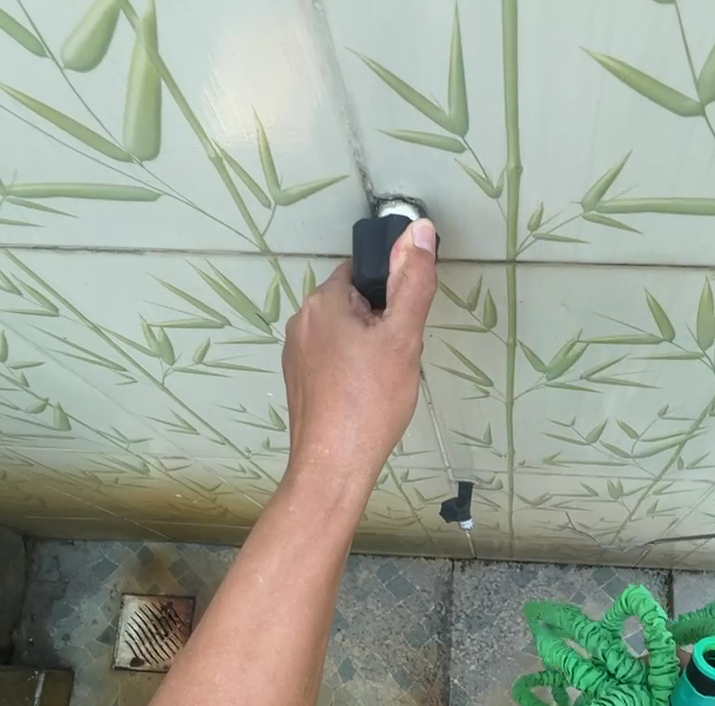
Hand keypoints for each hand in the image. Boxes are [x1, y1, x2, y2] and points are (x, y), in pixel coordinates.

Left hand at [279, 218, 438, 494]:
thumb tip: (418, 231)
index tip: (403, 325)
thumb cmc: (369, 403)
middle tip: (398, 359)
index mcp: (323, 301)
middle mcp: (302, 321)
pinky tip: (365, 397)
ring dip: (367, 349)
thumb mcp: (402, 338)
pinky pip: (332, 361)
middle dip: (380, 324)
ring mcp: (296, 354)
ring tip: (383, 382)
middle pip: (354, 304)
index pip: (363, 272)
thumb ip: (413, 283)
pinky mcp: (299, 382)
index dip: (391, 295)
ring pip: (344, 335)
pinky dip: (351, 371)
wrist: (335, 464)